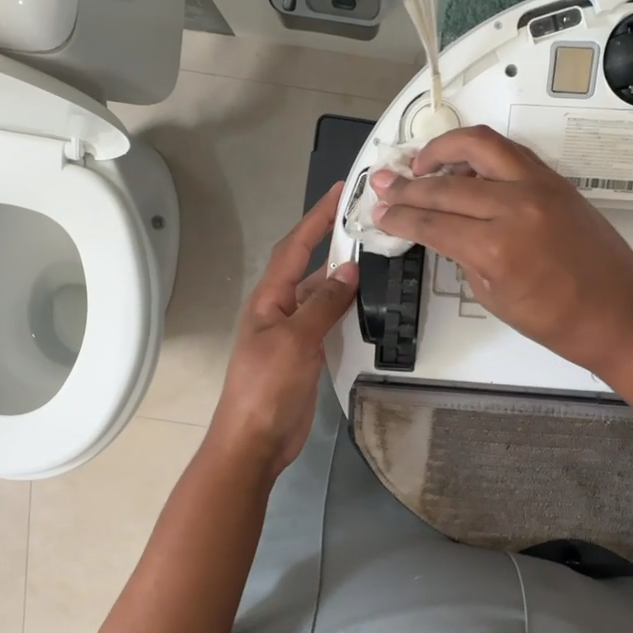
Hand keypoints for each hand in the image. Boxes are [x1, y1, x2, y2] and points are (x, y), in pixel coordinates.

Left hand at [205, 182, 359, 477]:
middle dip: (333, 243)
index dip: (316, 219)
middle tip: (368, 223)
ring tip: (377, 258)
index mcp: (268, 299)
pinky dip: (345, 312)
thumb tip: (349, 271)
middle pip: (309, 268)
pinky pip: (327, 324)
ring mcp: (291, 334)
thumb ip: (323, 305)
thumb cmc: (267, 388)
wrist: (255, 440)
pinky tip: (366, 307)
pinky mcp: (305, 356)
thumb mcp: (296, 341)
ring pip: (321, 296)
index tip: (341, 192)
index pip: (294, 248)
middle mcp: (278, 310)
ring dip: (343, 279)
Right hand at [369, 126, 632, 374]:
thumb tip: (441, 232)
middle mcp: (516, 209)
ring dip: (441, 149)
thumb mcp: (494, 298)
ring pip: (477, 146)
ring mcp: (538, 188)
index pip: (430, 223)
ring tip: (419, 162)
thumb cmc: (561, 319)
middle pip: (444, 186)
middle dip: (406, 186)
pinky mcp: (554, 180)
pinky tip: (461, 165)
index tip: (381, 214)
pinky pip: (507, 152)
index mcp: (496, 249)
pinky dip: (478, 152)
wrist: (619, 312)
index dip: (399, 218)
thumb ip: (464, 258)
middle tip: (384, 185)